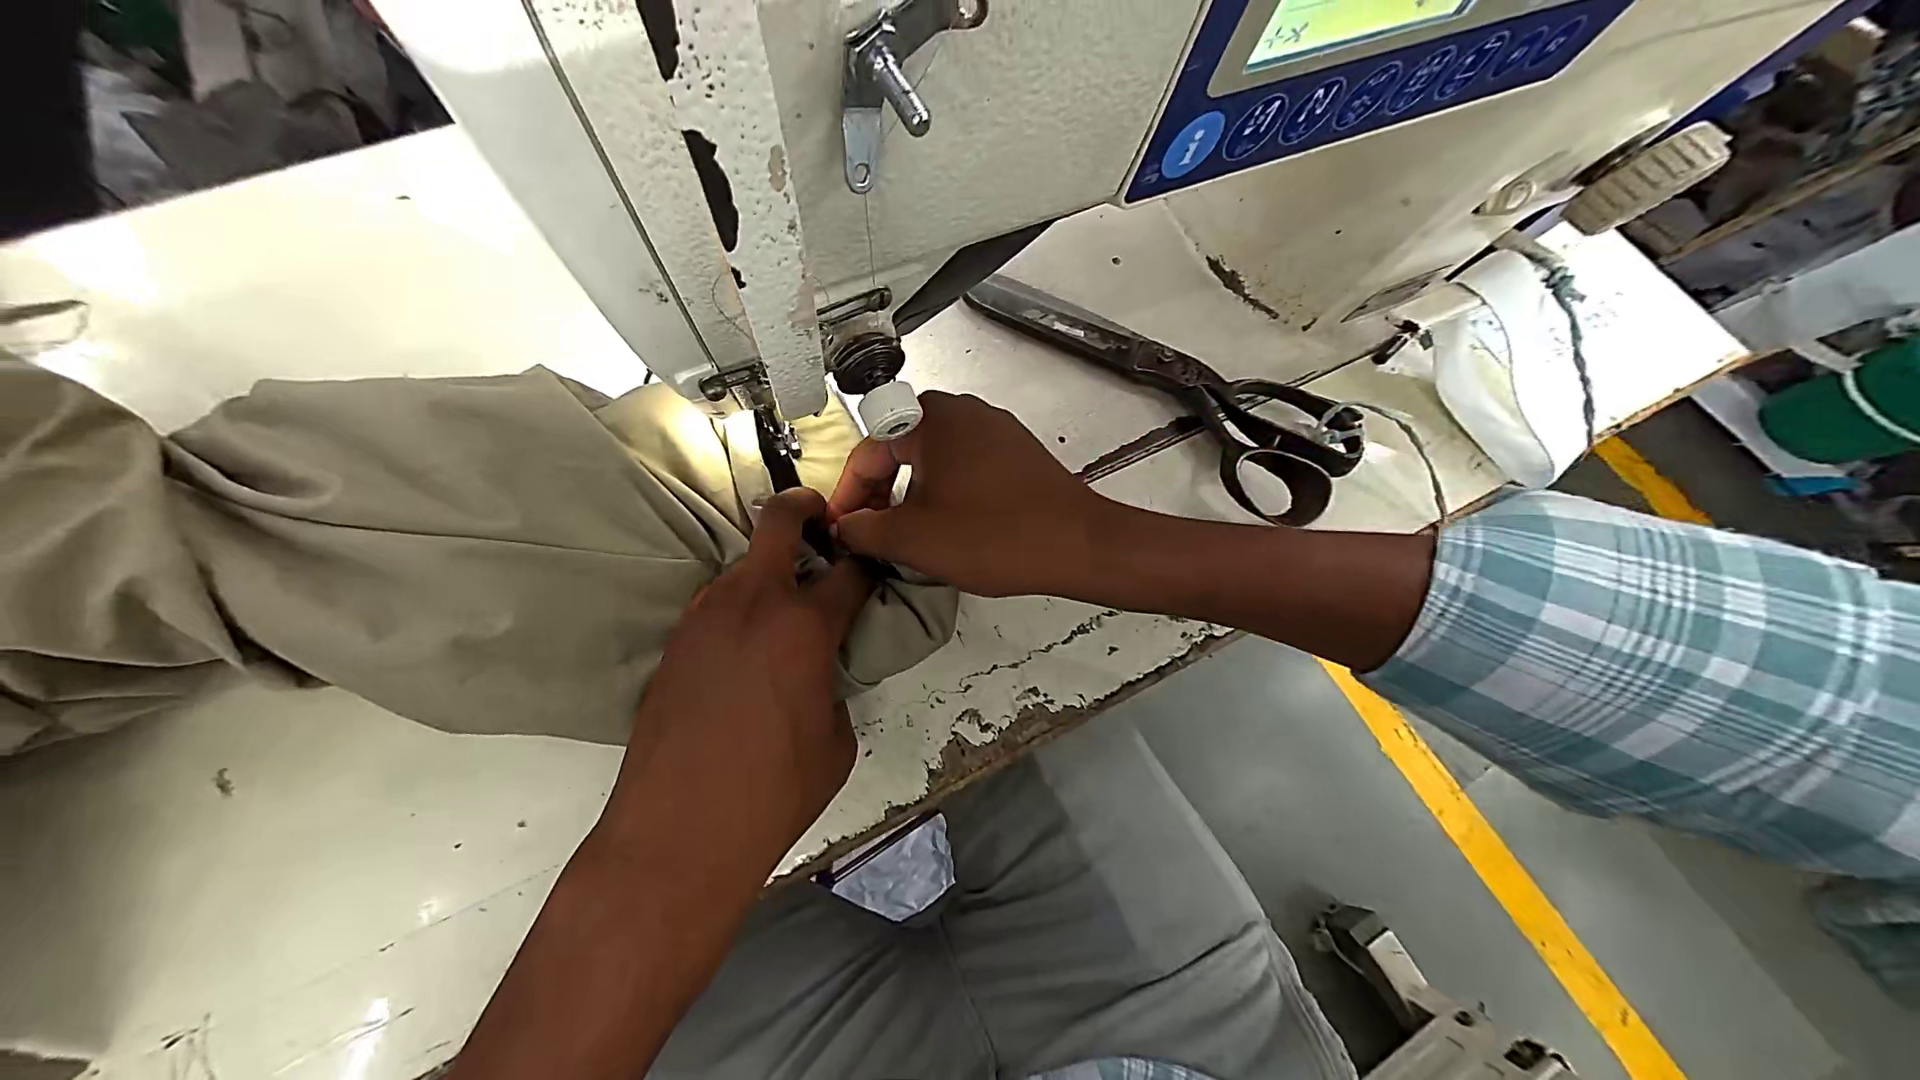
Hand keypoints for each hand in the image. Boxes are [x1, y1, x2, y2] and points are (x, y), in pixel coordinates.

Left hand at [451, 490, 874, 1079]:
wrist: (677, 833)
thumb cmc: (774, 791)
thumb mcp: (836, 737)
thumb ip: (834, 683)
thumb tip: (820, 668)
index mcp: (805, 627)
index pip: (851, 570)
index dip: (871, 560)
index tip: (877, 560)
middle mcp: (752, 604)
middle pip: (779, 520)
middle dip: (807, 508)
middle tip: (825, 521)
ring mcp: (705, 617)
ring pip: (744, 564)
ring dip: (771, 569)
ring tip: (788, 604)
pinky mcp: (676, 642)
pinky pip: (717, 603)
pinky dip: (741, 606)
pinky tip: (749, 645)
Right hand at [827, 390, 1123, 597]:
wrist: (1078, 546)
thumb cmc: (999, 535)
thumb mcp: (912, 539)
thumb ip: (863, 530)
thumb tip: (845, 527)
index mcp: (931, 418)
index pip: (867, 452)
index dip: (847, 495)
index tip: (841, 526)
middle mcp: (963, 412)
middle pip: (898, 450)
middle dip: (877, 494)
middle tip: (869, 532)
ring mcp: (994, 430)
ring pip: (931, 459)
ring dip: (909, 495)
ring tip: (905, 535)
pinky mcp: (1015, 453)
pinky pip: (962, 467)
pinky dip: (943, 493)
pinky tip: (946, 526)